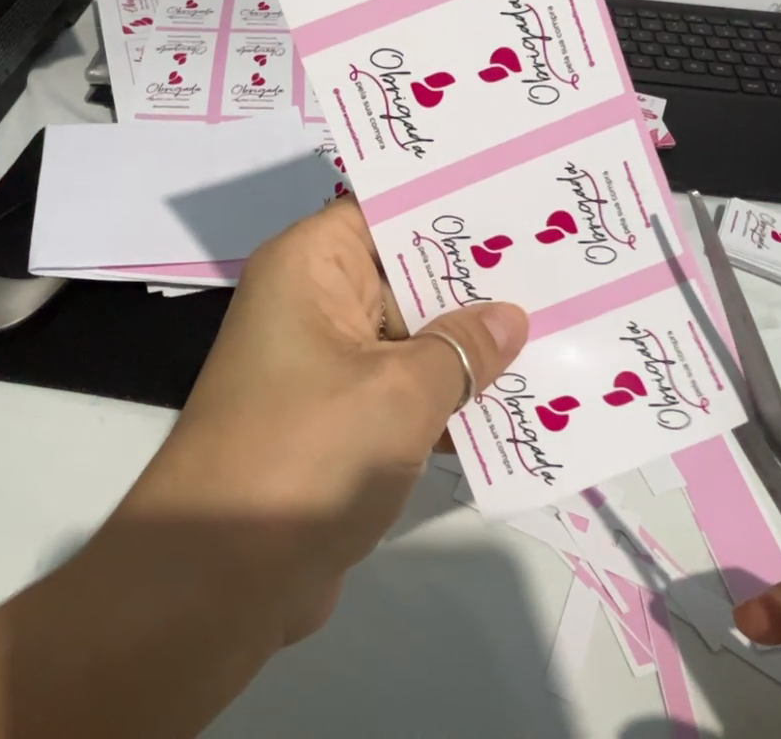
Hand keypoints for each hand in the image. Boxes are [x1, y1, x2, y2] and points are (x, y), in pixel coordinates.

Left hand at [106, 197, 528, 643]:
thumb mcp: (402, 391)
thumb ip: (463, 348)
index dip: (451, 207)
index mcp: (311, 267)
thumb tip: (509, 318)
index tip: (520, 204)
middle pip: (403, 274)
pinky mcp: (335, 421)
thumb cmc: (309, 452)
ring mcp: (323, 366)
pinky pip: (401, 390)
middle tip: (560, 267)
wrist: (220, 578)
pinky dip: (446, 397)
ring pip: (409, 337)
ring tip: (558, 328)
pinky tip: (517, 402)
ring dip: (468, 346)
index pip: (386, 210)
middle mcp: (312, 304)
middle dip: (475, 281)